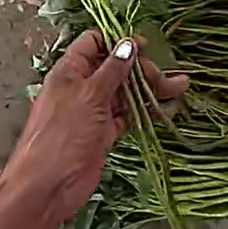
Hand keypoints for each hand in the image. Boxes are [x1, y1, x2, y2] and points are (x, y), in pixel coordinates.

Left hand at [1, 31, 188, 218]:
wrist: (48, 188)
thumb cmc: (63, 135)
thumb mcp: (89, 95)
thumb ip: (112, 68)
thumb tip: (128, 44)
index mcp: (70, 70)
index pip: (94, 42)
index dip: (118, 40)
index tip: (144, 46)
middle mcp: (82, 86)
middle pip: (115, 67)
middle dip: (141, 68)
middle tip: (164, 75)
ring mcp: (94, 110)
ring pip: (125, 91)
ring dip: (150, 88)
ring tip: (179, 87)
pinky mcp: (104, 131)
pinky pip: (127, 114)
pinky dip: (144, 109)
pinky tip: (164, 107)